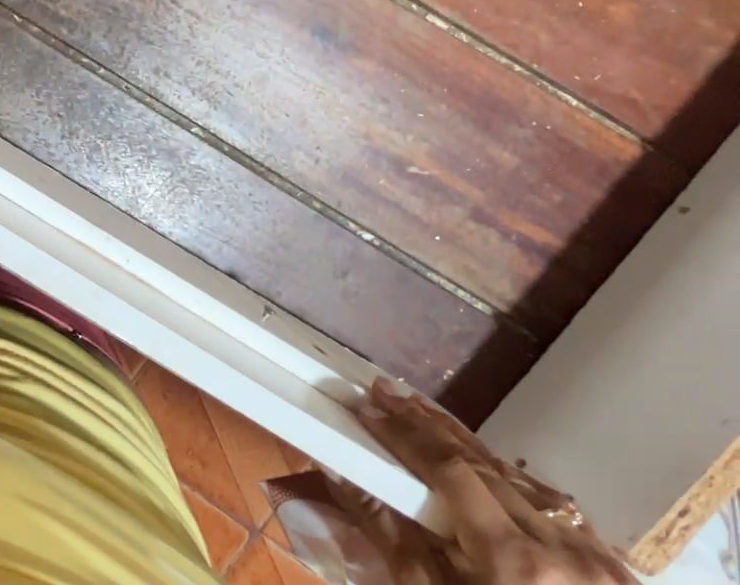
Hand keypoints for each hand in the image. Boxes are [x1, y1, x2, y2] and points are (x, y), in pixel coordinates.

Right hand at [358, 379, 633, 584]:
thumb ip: (391, 537)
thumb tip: (343, 475)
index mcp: (511, 558)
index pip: (449, 472)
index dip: (404, 436)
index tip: (366, 407)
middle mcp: (561, 548)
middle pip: (485, 466)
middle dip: (430, 427)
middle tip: (386, 391)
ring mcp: (598, 559)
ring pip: (522, 482)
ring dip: (467, 446)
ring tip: (422, 413)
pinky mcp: (615, 570)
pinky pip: (554, 509)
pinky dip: (511, 482)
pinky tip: (484, 465)